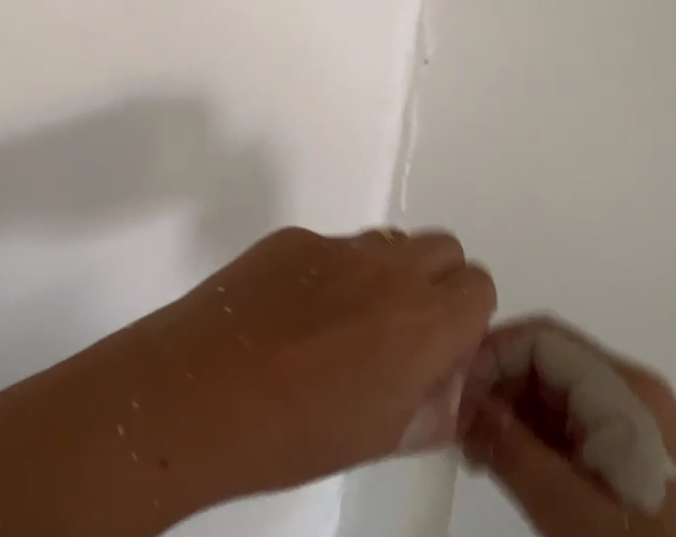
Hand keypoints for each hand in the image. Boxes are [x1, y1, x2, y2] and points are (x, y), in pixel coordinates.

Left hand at [132, 226, 496, 498]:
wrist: (196, 396)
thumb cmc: (296, 434)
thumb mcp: (382, 438)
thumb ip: (433, 406)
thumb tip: (445, 382)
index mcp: (425, 322)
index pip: (479, 287)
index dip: (464, 318)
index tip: (437, 347)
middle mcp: (390, 270)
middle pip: (443, 249)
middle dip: (435, 283)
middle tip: (397, 328)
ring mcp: (337, 247)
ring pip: (388, 242)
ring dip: (385, 272)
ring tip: (342, 320)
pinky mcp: (292, 238)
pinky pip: (333, 245)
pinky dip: (330, 271)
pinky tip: (290, 313)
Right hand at [460, 317, 675, 536]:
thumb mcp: (573, 513)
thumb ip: (513, 453)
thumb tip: (459, 401)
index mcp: (624, 390)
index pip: (540, 338)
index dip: (489, 357)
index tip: (451, 399)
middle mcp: (632, 391)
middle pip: (547, 362)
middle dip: (496, 387)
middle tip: (457, 435)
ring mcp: (638, 422)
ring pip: (556, 393)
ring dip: (511, 415)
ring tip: (476, 457)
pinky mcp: (637, 452)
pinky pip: (575, 424)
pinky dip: (536, 439)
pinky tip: (511, 468)